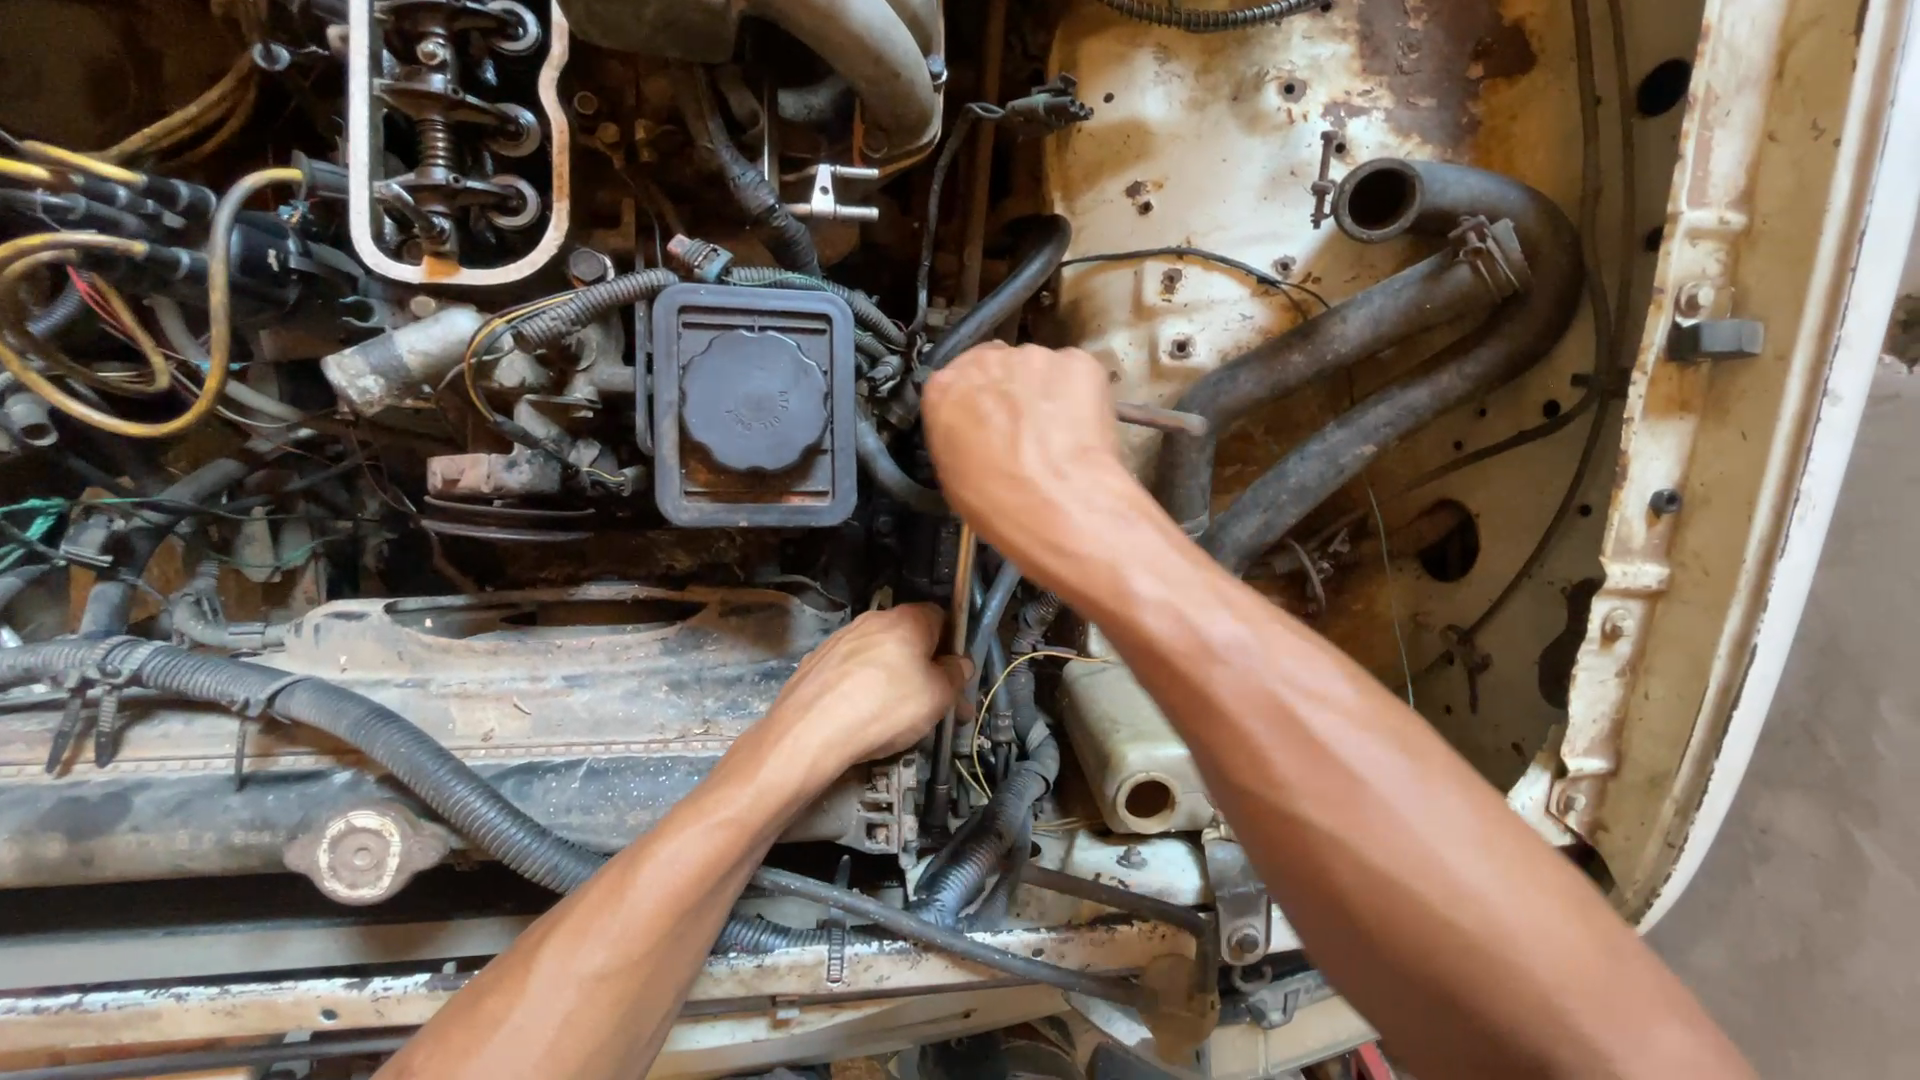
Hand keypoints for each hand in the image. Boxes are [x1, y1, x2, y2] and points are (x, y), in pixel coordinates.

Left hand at [757, 603, 966, 776]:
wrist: (809, 732)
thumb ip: (955, 676)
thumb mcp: (938, 697)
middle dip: (925, 667)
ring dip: (895, 678)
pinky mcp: (817, 662)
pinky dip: (864, 687)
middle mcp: (872, 620)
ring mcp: (840, 639)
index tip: (956, 675)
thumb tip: (959, 664)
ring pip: (880, 655)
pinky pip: (853, 671)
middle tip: (934, 704)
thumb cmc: (885, 708)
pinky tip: (864, 716)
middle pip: (909, 638)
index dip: (953, 644)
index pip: (941, 616)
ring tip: (899, 717)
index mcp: (906, 620)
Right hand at [921, 343, 1147, 580]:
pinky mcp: (1076, 364)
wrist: (1055, 503)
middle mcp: (986, 363)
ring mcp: (1033, 359)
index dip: (975, 405)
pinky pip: (1078, 374)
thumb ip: (957, 436)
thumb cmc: (999, 499)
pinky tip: (1079, 429)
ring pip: (1039, 370)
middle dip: (1010, 395)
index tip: (986, 422)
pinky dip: (1081, 395)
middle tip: (1024, 432)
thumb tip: (972, 437)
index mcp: (945, 389)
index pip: (955, 383)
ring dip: (1045, 395)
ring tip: (1056, 437)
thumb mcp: (952, 475)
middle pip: (998, 369)